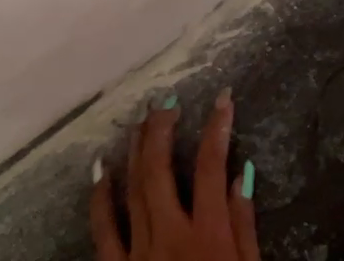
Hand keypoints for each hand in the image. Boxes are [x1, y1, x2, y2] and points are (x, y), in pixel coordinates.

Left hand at [91, 92, 258, 260]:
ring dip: (137, 150)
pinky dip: (100, 196)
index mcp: (207, 235)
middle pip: (161, 169)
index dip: (218, 128)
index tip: (223, 99)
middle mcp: (169, 235)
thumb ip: (243, 224)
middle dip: (163, 129)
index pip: (212, 167)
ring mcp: (139, 253)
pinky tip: (101, 168)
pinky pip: (103, 230)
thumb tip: (241, 174)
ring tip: (141, 120)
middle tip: (167, 101)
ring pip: (132, 189)